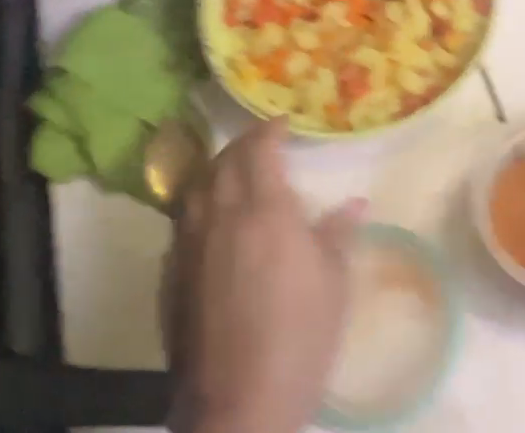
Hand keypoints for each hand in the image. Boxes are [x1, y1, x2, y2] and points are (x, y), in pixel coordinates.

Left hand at [168, 117, 365, 432]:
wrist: (238, 402)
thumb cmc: (299, 337)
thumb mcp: (333, 283)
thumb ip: (337, 235)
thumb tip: (354, 204)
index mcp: (264, 211)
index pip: (259, 150)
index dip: (269, 129)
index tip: (283, 122)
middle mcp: (220, 217)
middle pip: (222, 161)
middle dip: (242, 144)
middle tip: (262, 143)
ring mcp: (188, 246)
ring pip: (195, 188)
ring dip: (215, 170)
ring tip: (233, 173)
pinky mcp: (170, 276)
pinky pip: (181, 223)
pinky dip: (198, 207)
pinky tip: (212, 223)